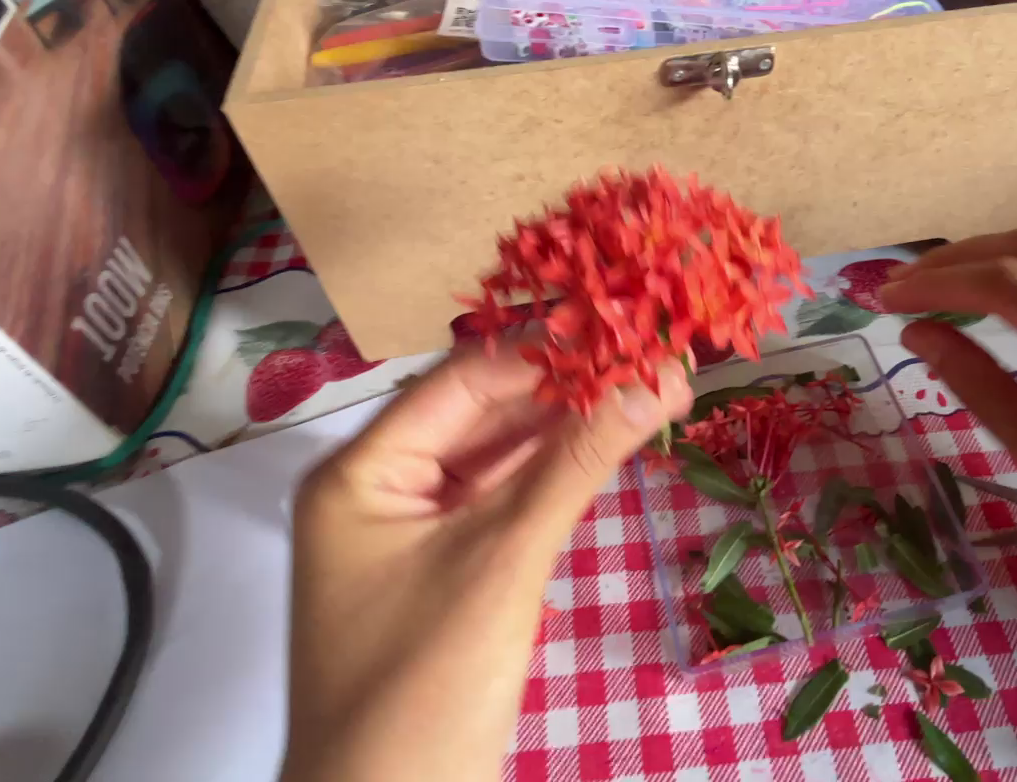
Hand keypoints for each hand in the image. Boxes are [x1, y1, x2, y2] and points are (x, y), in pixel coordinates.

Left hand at [282, 348, 690, 781]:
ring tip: (642, 388)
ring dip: (567, 427)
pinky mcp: (448, 560)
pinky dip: (554, 471)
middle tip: (644, 358)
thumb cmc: (426, 687)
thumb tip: (656, 380)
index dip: (544, 352)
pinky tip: (606, 440)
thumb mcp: (505, 560)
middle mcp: (380, 484)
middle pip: (481, 413)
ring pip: (498, 453)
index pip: (462, 381)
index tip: (618, 329)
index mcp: (360, 470)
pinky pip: (504, 495)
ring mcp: (415, 525)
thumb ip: (578, 462)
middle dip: (564, 390)